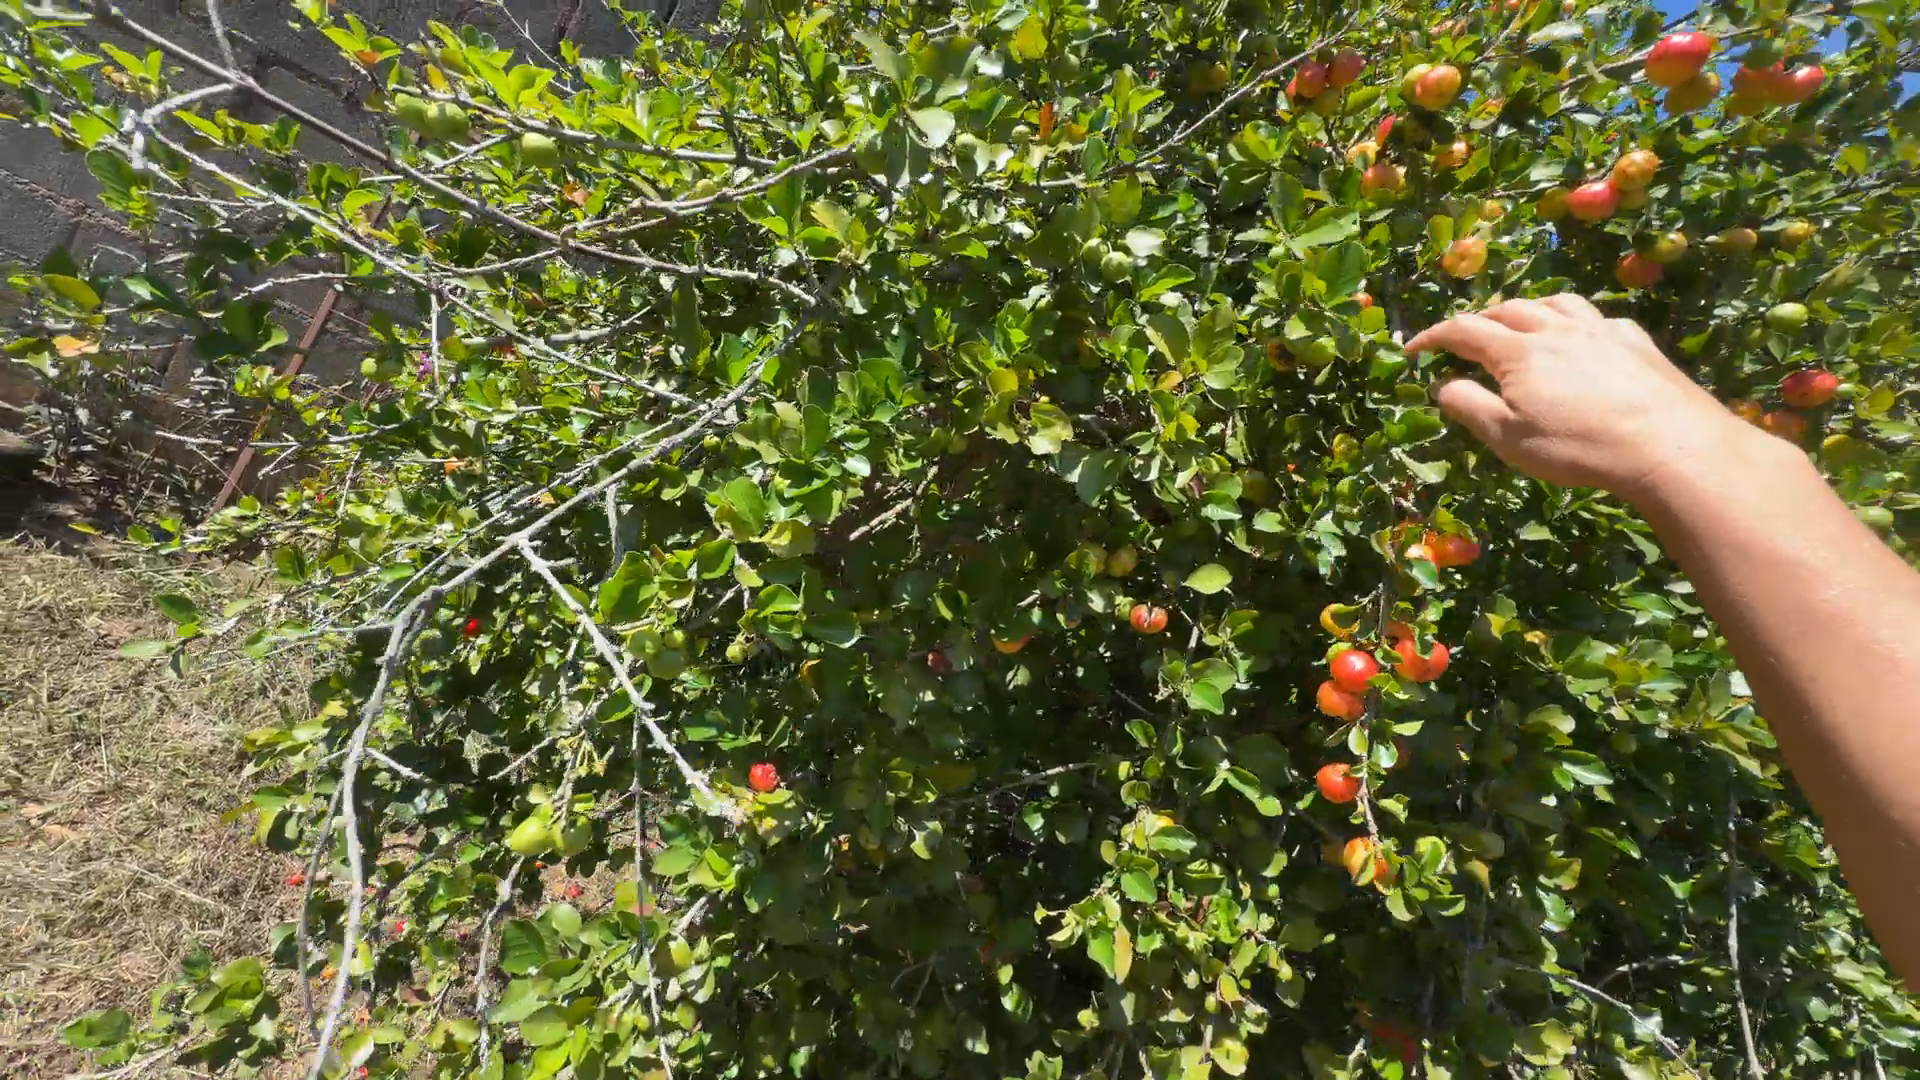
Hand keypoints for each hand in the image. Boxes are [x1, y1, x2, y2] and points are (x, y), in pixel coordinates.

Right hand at [1406, 294, 1768, 501]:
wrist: (1671, 447)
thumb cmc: (1575, 446)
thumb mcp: (1505, 436)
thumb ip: (1468, 405)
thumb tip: (1444, 385)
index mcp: (1519, 353)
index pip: (1463, 331)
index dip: (1432, 336)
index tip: (1411, 349)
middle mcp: (1558, 331)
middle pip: (1508, 310)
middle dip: (1476, 321)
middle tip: (1460, 342)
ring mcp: (1602, 332)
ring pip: (1555, 304)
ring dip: (1525, 311)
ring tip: (1516, 327)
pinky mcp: (1636, 343)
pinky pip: (1596, 318)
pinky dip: (1571, 322)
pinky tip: (1575, 341)